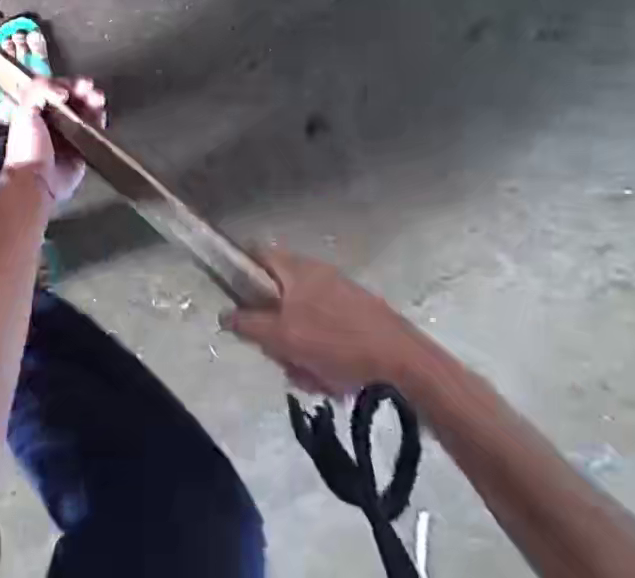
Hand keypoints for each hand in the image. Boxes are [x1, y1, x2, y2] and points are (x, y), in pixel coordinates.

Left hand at [2, 76, 104, 204]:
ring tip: (98, 99)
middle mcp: (51, 120)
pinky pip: (93, 130)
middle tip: (90, 89)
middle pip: (71, 99)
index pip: (52, 89)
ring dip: (92, 102)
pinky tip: (101, 115)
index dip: (65, 83)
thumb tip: (64, 90)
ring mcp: (67, 134)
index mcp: (34, 110)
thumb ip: (39, 91)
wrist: (36, 180)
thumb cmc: (27, 146)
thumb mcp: (24, 112)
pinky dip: (98, 120)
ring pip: (84, 111)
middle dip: (82, 91)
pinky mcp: (81, 147)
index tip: (76, 83)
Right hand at [219, 246, 429, 395]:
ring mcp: (343, 296)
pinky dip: (325, 355)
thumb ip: (247, 324)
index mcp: (297, 268)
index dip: (239, 271)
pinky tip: (331, 380)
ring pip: (304, 320)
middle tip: (279, 355)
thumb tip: (225, 316)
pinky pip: (329, 333)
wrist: (409, 367)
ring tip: (310, 378)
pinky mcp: (363, 319)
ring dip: (300, 349)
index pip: (256, 254)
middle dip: (274, 330)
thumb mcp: (282, 337)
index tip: (236, 301)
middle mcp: (318, 274)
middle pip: (278, 295)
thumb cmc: (337, 342)